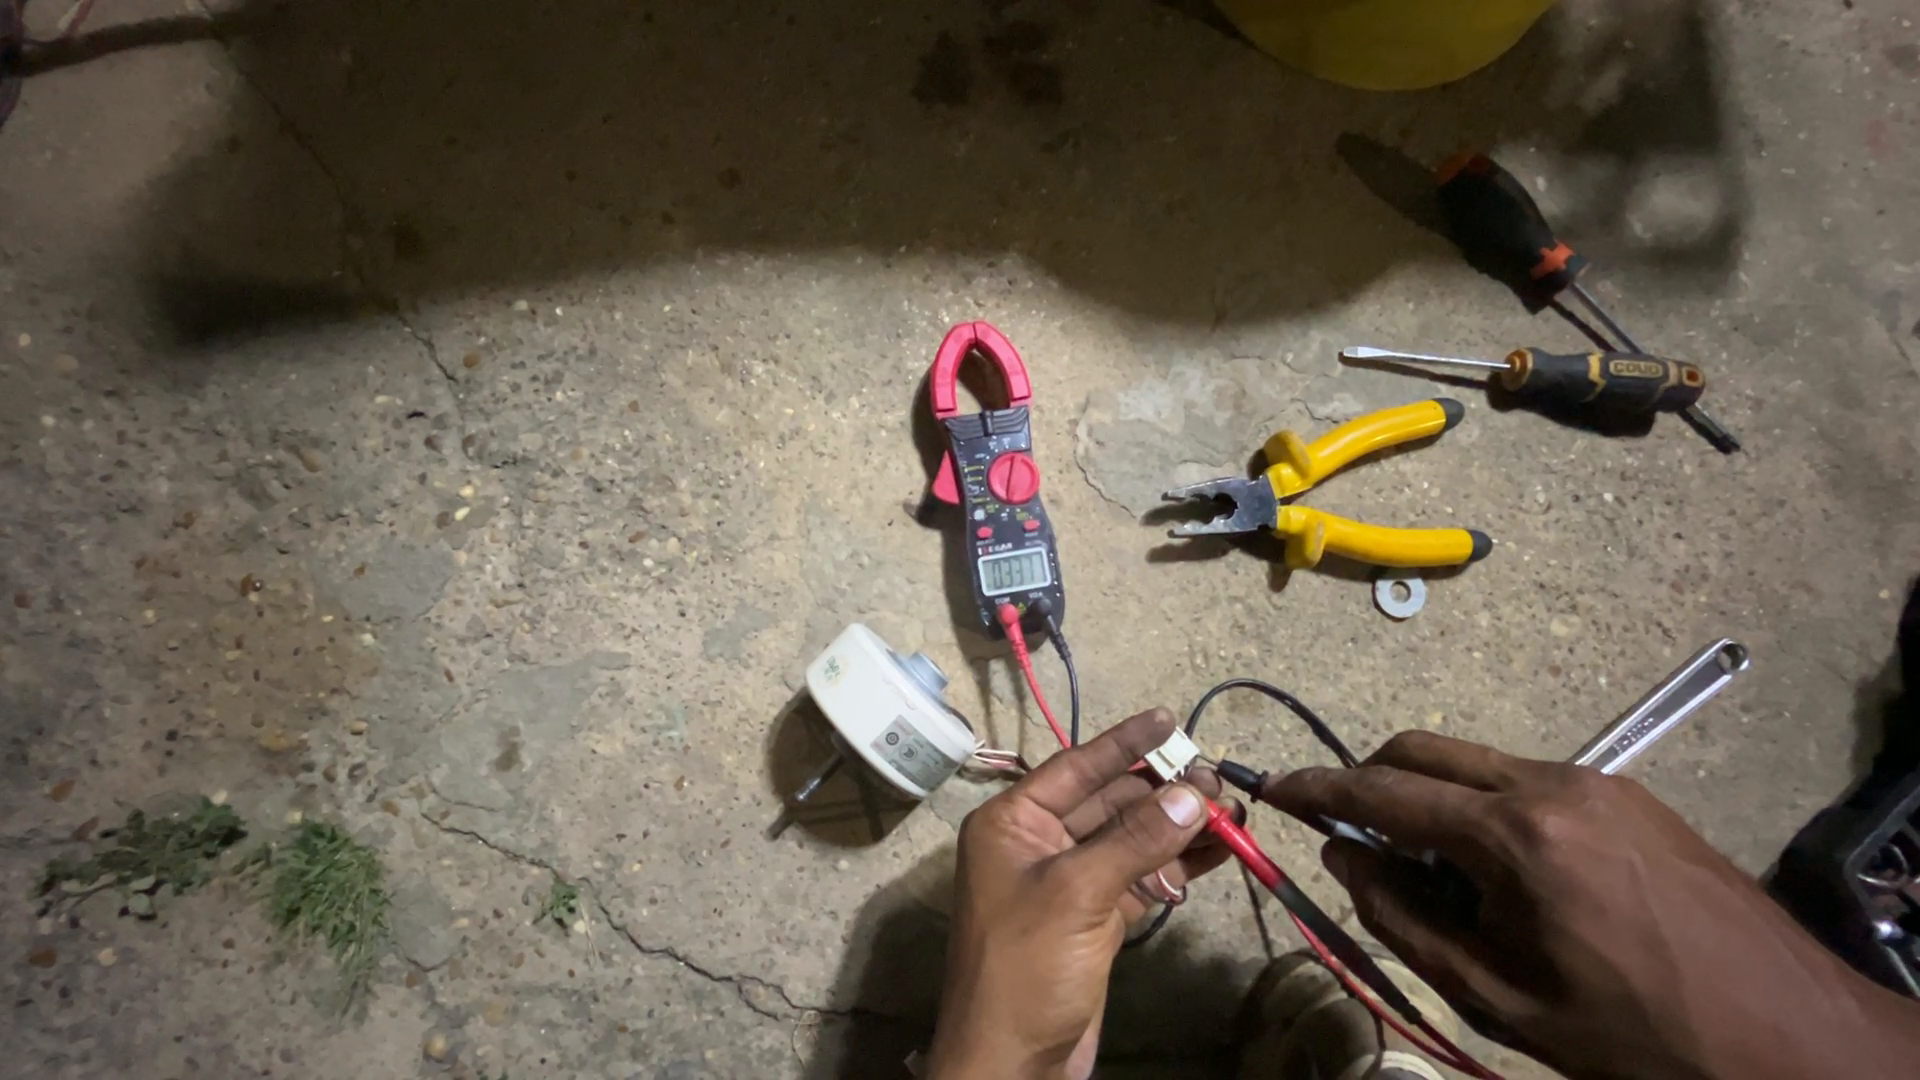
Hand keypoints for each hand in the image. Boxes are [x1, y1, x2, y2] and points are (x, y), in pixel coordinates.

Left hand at [925, 708, 1236, 1079]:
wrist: (1011, 1064)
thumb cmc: (1025, 965)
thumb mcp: (1076, 893)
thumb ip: (1135, 840)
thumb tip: (1190, 794)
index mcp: (1014, 821)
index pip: (1076, 767)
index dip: (1123, 743)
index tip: (1167, 718)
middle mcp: (1039, 842)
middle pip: (1108, 802)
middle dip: (1161, 790)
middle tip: (1215, 780)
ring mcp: (1070, 880)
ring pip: (1130, 839)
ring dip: (1176, 827)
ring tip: (1231, 813)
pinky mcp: (1096, 916)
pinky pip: (1140, 877)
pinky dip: (1175, 866)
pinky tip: (1217, 851)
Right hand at [1263, 731, 1919, 1079]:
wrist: (1814, 1052)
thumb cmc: (1638, 1038)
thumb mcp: (1497, 998)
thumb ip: (1399, 918)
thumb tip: (1342, 856)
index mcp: (1514, 836)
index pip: (1382, 791)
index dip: (1316, 787)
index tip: (1272, 786)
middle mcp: (1547, 783)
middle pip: (1417, 750)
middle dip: (1367, 781)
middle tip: (1349, 833)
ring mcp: (1590, 779)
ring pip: (1465, 759)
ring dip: (1424, 795)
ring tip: (1430, 863)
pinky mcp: (1621, 790)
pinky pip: (1515, 776)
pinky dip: (1476, 803)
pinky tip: (1496, 863)